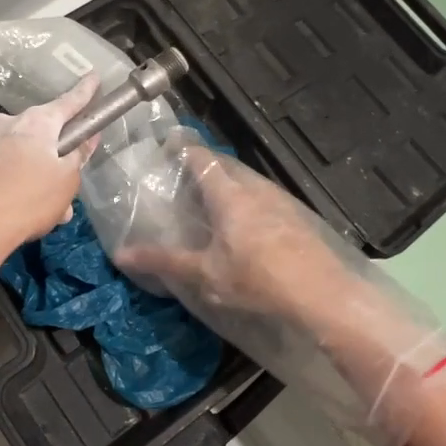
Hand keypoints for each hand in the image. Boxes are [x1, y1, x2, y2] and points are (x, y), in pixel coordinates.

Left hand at [0, 75, 99, 259]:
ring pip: (3, 149)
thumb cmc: (26, 204)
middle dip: (42, 152)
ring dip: (14, 166)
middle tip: (49, 184)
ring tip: (17, 202)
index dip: (84, 93)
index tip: (93, 78)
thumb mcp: (66, 184)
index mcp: (36, 124)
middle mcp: (3, 123)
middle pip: (32, 131)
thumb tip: (87, 137)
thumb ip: (78, 156)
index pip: (68, 103)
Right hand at [114, 144, 358, 325]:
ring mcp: (281, 201)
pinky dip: (246, 204)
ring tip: (208, 206)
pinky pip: (263, 200)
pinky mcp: (298, 219)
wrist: (324, 295)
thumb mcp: (205, 274)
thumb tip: (121, 255)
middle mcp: (256, 188)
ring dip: (226, 188)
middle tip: (179, 183)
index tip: (163, 149)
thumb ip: (164, 261)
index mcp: (229, 193)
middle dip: (202, 170)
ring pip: (247, 183)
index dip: (181, 149)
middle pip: (224, 167)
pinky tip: (243, 229)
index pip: (200, 157)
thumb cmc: (258, 279)